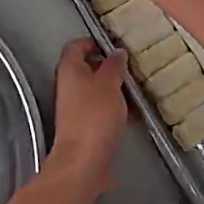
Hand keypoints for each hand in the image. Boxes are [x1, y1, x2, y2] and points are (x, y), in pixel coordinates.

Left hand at [47, 39, 128, 185]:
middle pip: (86, 67)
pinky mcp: (84, 127)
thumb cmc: (94, 116)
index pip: (76, 45)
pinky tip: (133, 112)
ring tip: (135, 87)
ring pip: (95, 90)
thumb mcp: (110, 84)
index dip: (92, 41)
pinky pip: (101, 109)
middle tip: (128, 65)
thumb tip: (118, 52)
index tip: (112, 43)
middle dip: (107, 65)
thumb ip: (114, 65)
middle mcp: (68, 86)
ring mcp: (75, 108)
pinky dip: (115, 107)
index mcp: (69, 69)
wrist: (84, 162)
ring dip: (114, 87)